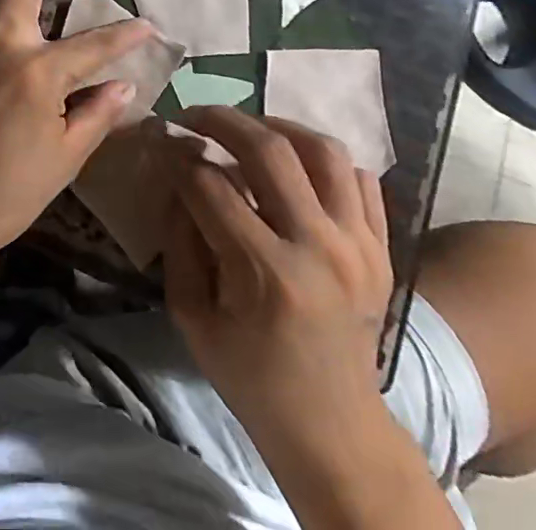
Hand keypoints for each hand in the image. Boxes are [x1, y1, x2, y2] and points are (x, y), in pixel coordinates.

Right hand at [161, 106, 392, 438]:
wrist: (331, 420)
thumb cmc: (246, 369)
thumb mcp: (188, 310)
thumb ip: (180, 240)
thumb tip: (175, 179)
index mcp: (265, 270)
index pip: (208, 183)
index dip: (173, 151)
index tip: (153, 134)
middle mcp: (319, 247)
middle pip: (270, 150)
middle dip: (220, 120)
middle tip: (191, 115)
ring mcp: (360, 244)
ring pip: (323, 151)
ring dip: (275, 127)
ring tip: (243, 129)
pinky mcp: (382, 248)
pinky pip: (358, 178)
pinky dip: (320, 158)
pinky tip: (289, 163)